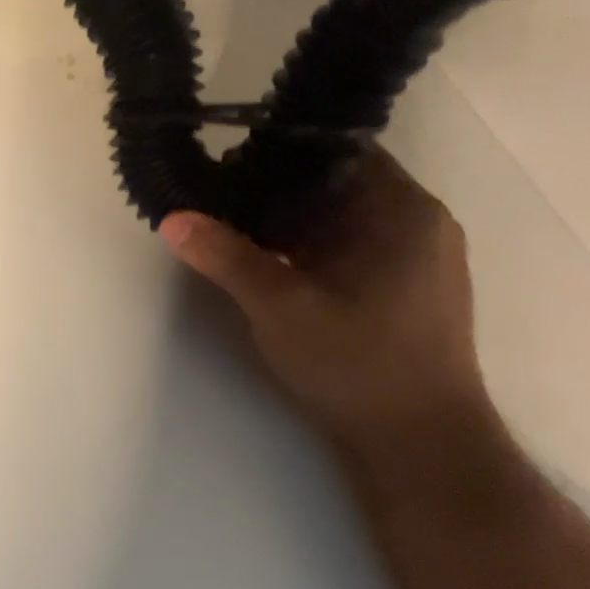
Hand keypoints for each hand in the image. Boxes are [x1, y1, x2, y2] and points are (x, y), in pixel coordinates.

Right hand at [161, 147, 493, 448]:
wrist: (416, 437)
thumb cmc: (358, 363)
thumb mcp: (280, 307)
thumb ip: (226, 258)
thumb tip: (173, 218)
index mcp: (402, 212)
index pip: (340, 152)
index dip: (281, 151)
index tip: (225, 160)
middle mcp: (414, 223)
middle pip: (335, 183)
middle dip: (271, 187)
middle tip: (210, 195)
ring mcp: (409, 256)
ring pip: (335, 216)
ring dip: (281, 218)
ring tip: (222, 224)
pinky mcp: (395, 286)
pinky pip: (340, 245)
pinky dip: (299, 245)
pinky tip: (257, 259)